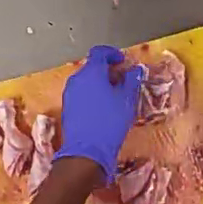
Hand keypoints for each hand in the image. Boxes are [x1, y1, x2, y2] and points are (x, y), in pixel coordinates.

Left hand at [54, 45, 145, 183]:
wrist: (86, 151)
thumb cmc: (110, 122)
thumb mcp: (127, 99)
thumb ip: (131, 80)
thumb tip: (135, 70)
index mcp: (91, 72)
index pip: (100, 52)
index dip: (113, 54)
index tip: (123, 61)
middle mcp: (77, 79)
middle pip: (92, 66)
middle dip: (107, 70)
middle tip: (122, 79)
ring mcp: (69, 94)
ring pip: (86, 81)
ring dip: (99, 83)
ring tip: (114, 95)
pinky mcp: (67, 107)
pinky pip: (81, 93)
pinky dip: (92, 94)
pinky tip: (103, 107)